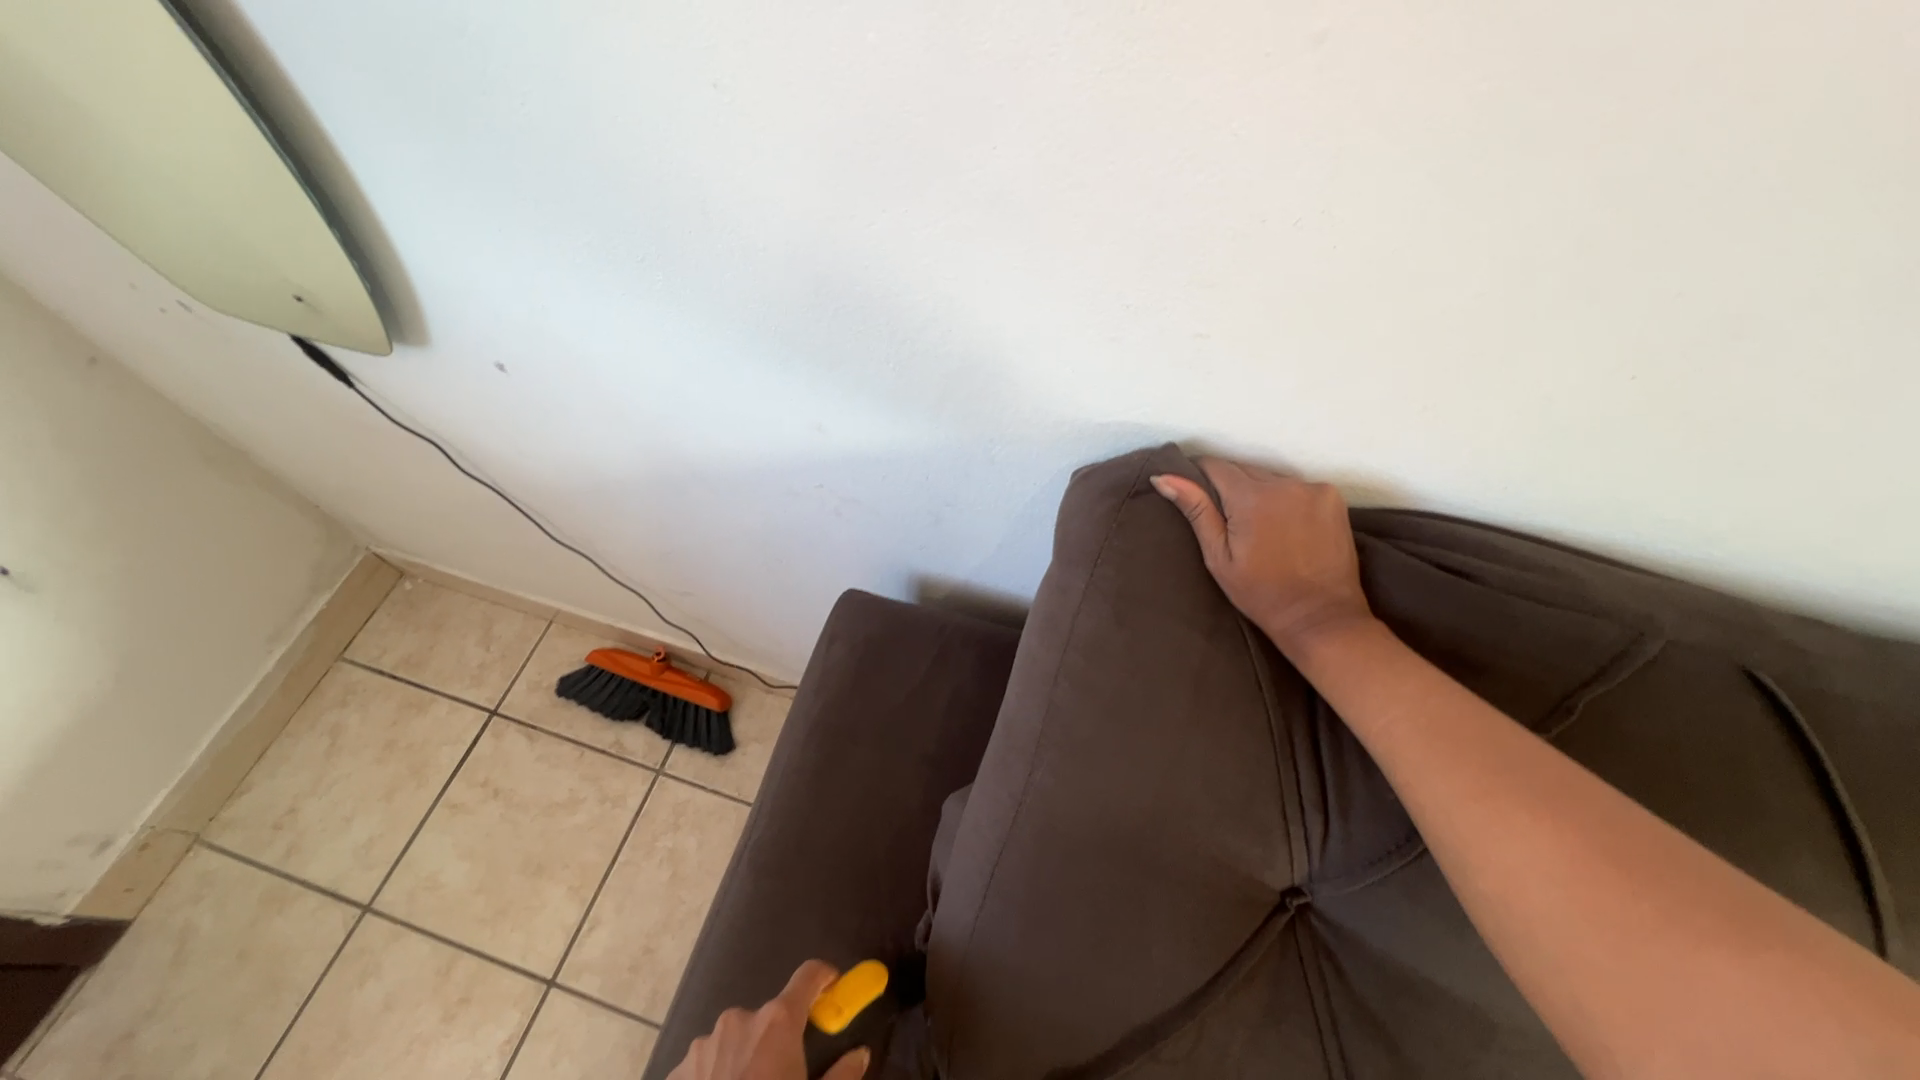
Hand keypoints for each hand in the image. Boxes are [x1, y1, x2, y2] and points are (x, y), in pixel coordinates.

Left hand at [667, 961, 870, 1079]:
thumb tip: (859, 1055)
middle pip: (769, 1017)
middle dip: (779, 1040)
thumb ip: (841, 1075)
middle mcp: (740, 1019)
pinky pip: (707, 1064)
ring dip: (746, 1059)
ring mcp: (704, 1043)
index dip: (824, 978)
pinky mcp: (679, 1069)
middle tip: (784, 1076)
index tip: (832, 991)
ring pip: (735, 1040)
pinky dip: (717, 1077)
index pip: (809, 975)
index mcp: (778, 1021)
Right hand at [1151, 458, 1372, 652]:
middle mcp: (1284, 484)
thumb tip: (1163, 477)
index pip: (1216, 466)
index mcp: (1251, 498)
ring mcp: (1313, 489)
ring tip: (1260, 526)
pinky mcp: (1333, 497)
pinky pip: (1298, 487)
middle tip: (1229, 520)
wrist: (1319, 616)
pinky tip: (1286, 526)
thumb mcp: (1219, 557)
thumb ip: (1196, 510)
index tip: (1196, 493)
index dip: (1201, 475)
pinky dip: (1287, 499)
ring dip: (1260, 492)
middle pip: (1245, 469)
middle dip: (1231, 487)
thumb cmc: (1261, 594)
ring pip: (1271, 477)